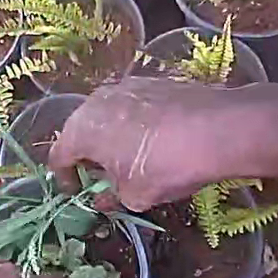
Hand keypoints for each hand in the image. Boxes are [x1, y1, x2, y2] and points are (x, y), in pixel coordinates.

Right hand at [46, 78, 277, 210]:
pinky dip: (135, 125)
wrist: (218, 128)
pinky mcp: (153, 81)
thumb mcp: (133, 195)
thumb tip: (102, 196)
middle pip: (81, 131)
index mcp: (81, 129)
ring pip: (107, 116)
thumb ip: (110, 196)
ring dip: (112, 138)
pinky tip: (156, 142)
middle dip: (89, 156)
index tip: (78, 193)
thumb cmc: (164, 166)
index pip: (58, 156)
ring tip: (131, 160)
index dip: (65, 179)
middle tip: (104, 178)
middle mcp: (96, 100)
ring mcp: (126, 86)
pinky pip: (133, 107)